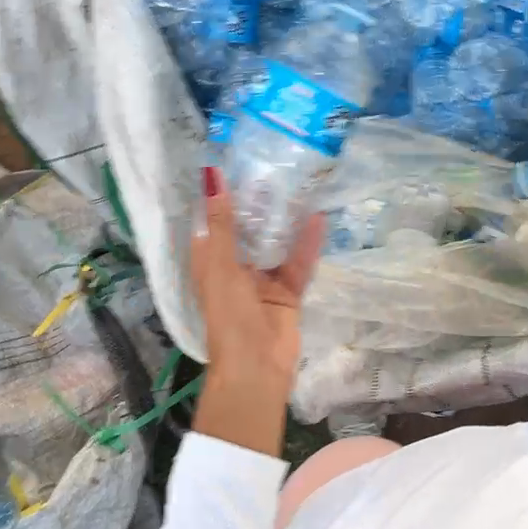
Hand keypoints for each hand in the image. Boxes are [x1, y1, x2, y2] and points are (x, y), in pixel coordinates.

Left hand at [191, 165, 324, 455]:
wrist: (256, 368)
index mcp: (209, 263)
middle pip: (247, 230)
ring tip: (299, 184)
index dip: (220, 195)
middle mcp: (233, 268)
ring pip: (274, 244)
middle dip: (258, 204)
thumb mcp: (221, 264)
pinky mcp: (287, 292)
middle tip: (274, 164)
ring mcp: (261, 281)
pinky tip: (318, 219)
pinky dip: (306, 244)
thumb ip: (223, 221)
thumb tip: (211, 175)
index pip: (212, 222)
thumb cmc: (229, 316)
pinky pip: (297, 262)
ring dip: (284, 220)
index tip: (233, 160)